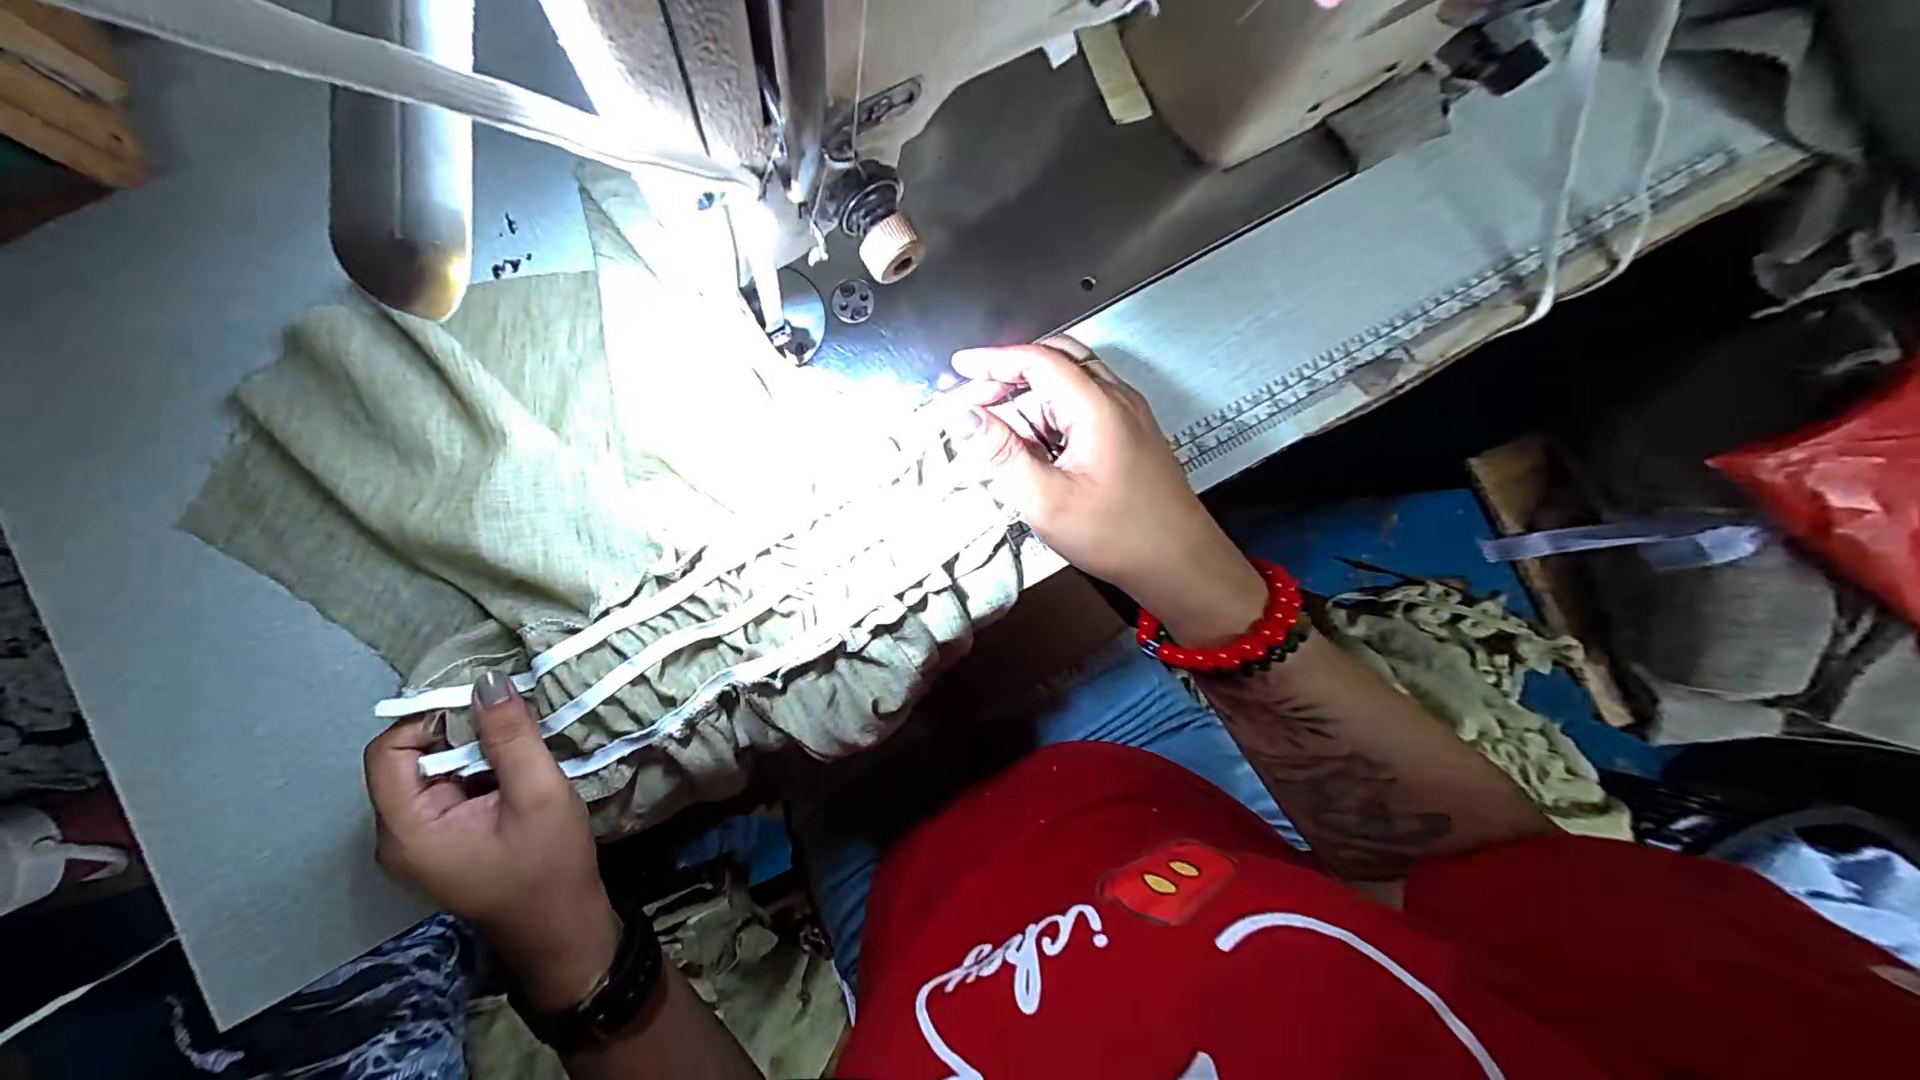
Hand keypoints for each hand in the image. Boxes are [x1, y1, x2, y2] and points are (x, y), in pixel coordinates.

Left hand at [365, 671, 617, 1011]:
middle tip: (515, 725)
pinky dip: (481, 771)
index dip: (432, 719)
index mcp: (408, 828)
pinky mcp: (444, 842)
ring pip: (435, 772)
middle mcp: (399, 834)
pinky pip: (450, 790)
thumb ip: (511, 736)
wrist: (561, 923)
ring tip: (522, 747)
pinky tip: (517, 773)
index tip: (488, 707)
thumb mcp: (537, 792)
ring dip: (476, 751)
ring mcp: (420, 841)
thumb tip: (488, 681)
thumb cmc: (548, 862)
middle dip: (462, 733)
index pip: (389, 751)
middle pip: (411, 759)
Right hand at [948, 337, 1264, 642]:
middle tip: (972, 400)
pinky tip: (1031, 447)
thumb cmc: (1123, 536)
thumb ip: (1002, 453)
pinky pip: (1081, 408)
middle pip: (1053, 361)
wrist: (1177, 562)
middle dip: (1007, 375)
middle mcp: (1117, 400)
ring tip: (995, 433)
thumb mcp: (1046, 500)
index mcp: (1098, 406)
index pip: (1036, 359)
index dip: (992, 360)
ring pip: (1066, 385)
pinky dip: (1048, 416)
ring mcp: (1125, 416)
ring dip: (1027, 399)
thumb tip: (967, 418)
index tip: (961, 366)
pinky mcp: (1126, 435)